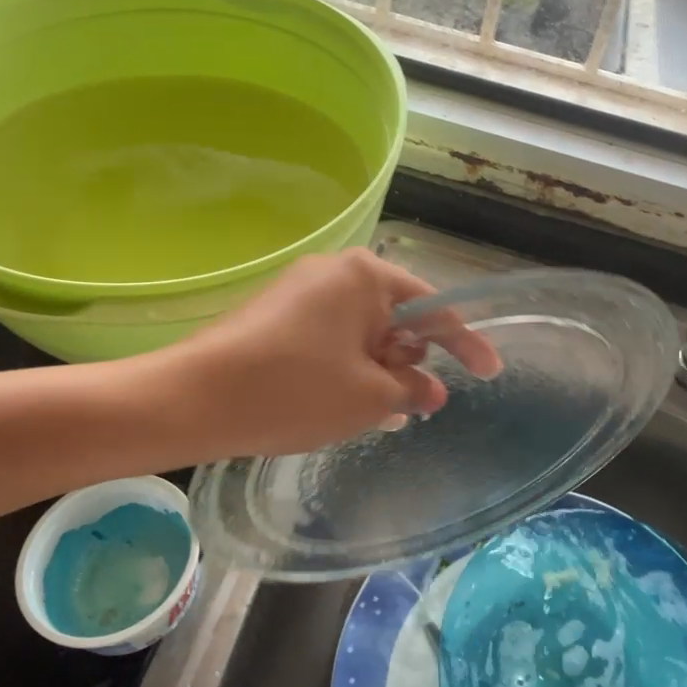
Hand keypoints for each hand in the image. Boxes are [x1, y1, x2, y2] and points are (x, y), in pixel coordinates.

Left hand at [171, 248, 500, 459]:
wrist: (195, 399)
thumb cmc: (296, 391)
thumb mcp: (369, 397)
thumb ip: (412, 389)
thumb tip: (430, 390)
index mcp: (365, 276)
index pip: (433, 308)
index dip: (466, 344)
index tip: (490, 372)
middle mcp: (334, 272)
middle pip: (395, 317)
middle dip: (411, 362)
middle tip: (416, 406)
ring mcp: (300, 291)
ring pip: (360, 332)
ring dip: (378, 371)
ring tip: (381, 413)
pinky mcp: (275, 315)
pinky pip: (329, 339)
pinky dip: (346, 369)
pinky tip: (342, 405)